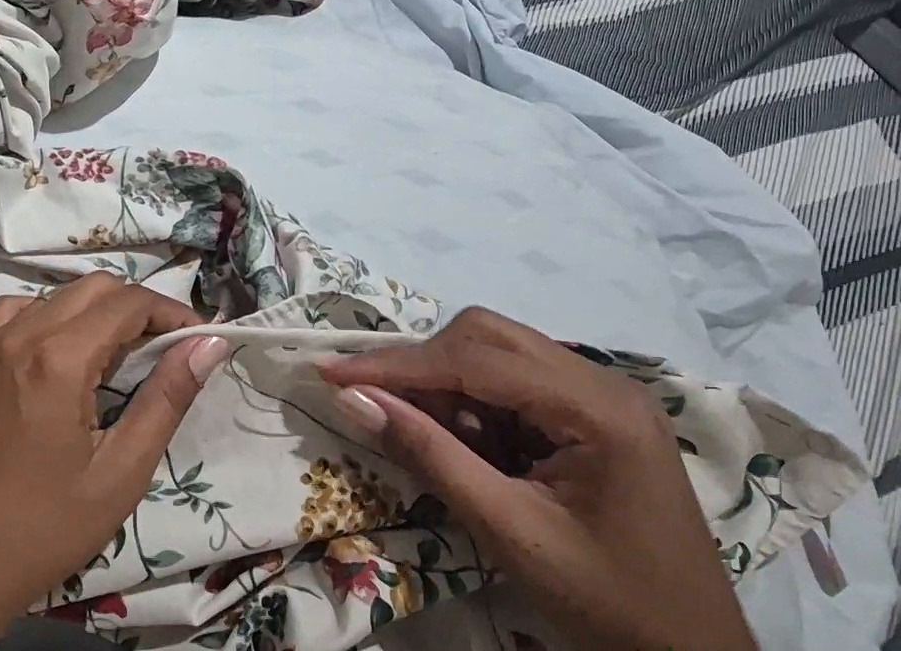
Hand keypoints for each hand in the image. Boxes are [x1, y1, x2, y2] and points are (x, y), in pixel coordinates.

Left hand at [0, 274, 230, 650]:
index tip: (202, 340)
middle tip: (166, 352)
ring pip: (53, 294)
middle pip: (92, 287)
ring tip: (118, 357)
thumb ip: (165, 398)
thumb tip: (208, 344)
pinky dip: (49, 316)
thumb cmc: (46, 525)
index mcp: (58, 356)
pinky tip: (60, 357)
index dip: (173, 312)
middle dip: (138, 308)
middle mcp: (19, 333)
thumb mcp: (122, 470)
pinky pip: (15, 312)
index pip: (128, 302)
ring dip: (93, 309)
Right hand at [321, 307, 757, 650]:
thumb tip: (351, 397)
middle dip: (420, 364)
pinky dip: (470, 402)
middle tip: (370, 399)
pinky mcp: (591, 418)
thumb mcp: (507, 529)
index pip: (473, 359)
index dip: (395, 364)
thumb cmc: (606, 600)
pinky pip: (511, 383)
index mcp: (597, 408)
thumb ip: (428, 454)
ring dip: (443, 383)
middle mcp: (603, 384)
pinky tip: (460, 440)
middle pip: (485, 336)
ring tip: (414, 427)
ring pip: (494, 353)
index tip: (329, 373)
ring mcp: (601, 399)